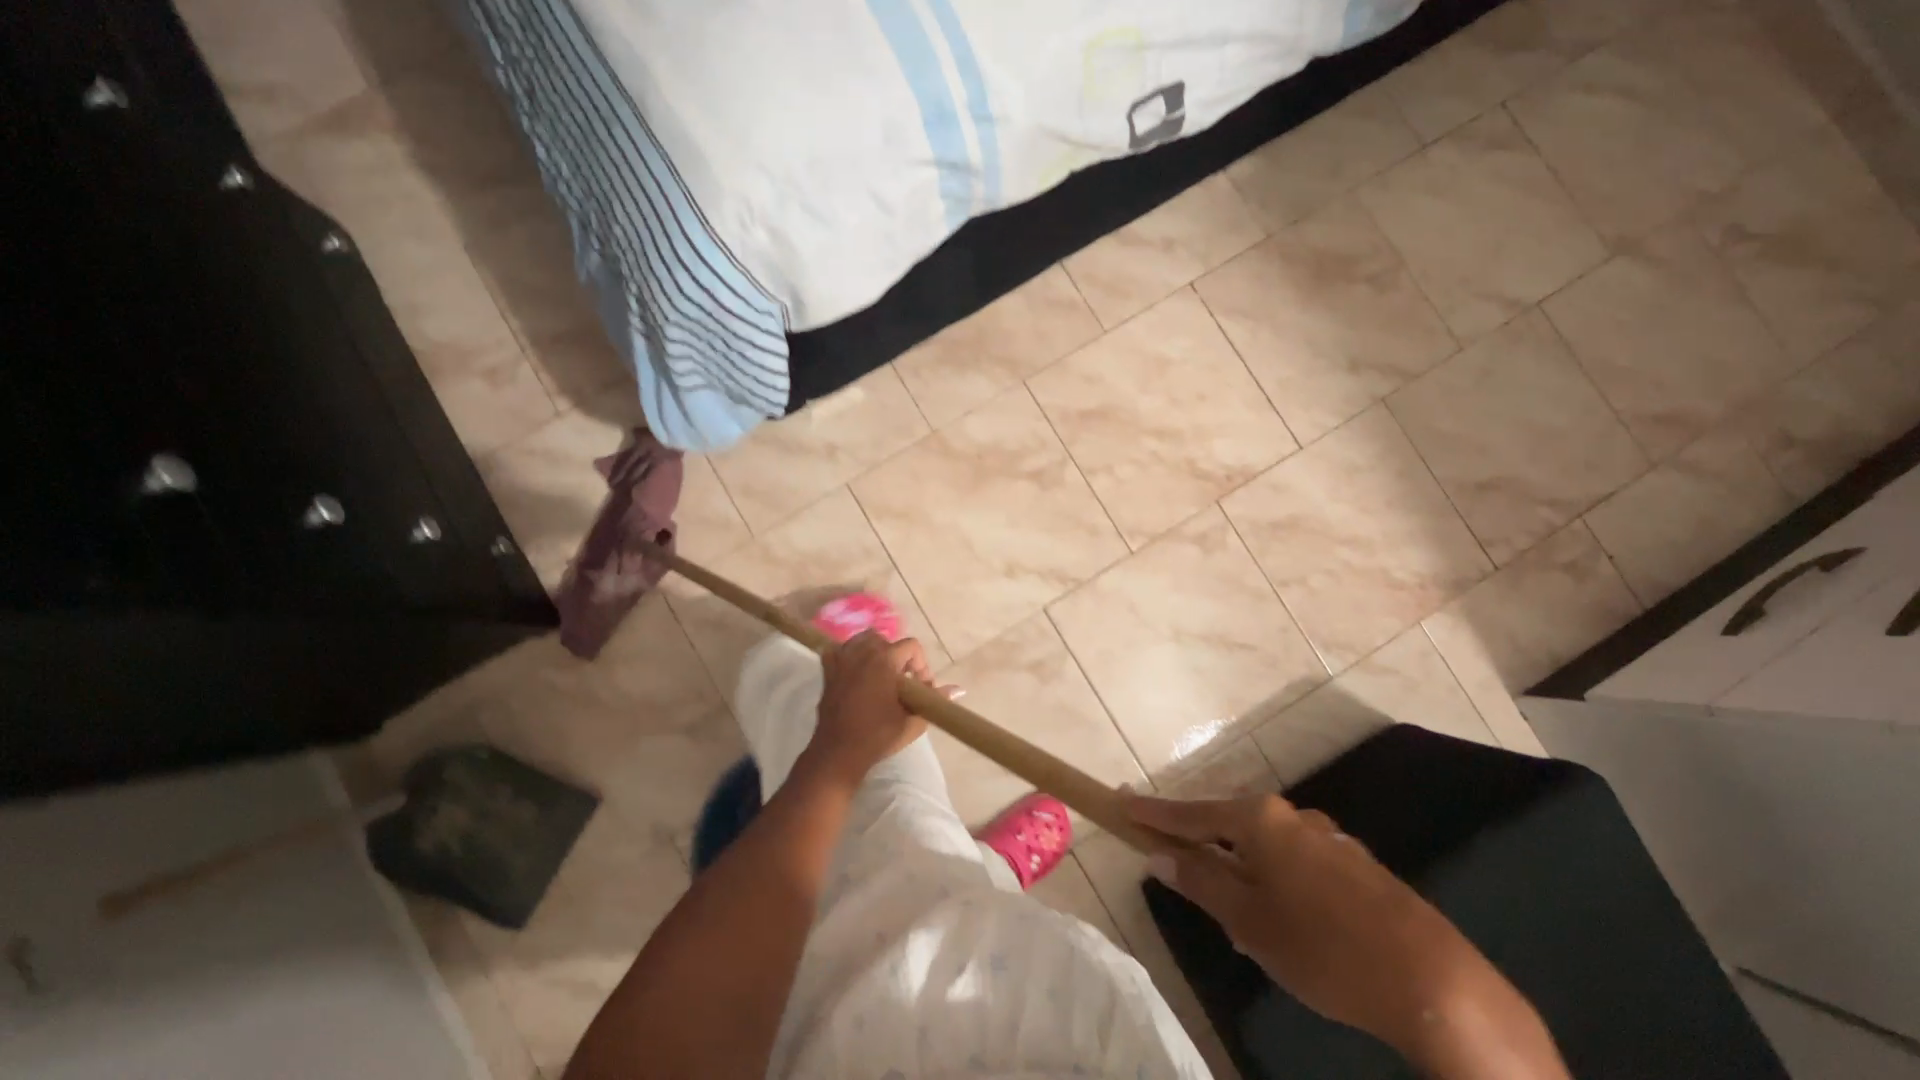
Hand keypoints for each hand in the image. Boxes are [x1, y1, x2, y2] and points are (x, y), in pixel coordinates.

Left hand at [804, 633, 946, 784]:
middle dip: (897, 657)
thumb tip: (958, 689)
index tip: (920, 687)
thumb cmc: (879, 736)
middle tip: (901, 682)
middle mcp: (862, 653)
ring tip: (879, 674)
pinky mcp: (828, 672)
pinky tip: (854, 672)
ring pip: (861, 640)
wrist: (840, 752)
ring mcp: (841, 661)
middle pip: (885, 640)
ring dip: (873, 651)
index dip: (921, 664)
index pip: (911, 646)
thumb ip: (934, 699)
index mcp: (885, 660)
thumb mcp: (913, 721)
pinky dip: (847, 655)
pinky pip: (838, 651)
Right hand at [1128, 793, 1566, 1077]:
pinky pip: (1298, 865)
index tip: (1121, 802)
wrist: (1431, 982)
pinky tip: (1283, 925)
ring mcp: (1332, 840)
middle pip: (1230, 823)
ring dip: (1241, 870)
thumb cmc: (1322, 948)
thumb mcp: (1248, 921)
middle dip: (1201, 844)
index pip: (1191, 812)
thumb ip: (1202, 882)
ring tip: (1232, 916)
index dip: (1153, 813)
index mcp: (1261, 821)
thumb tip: (1162, 856)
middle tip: (1172, 867)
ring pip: (1266, 848)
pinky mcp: (1358, 868)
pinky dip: (1275, 882)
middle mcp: (1296, 818)